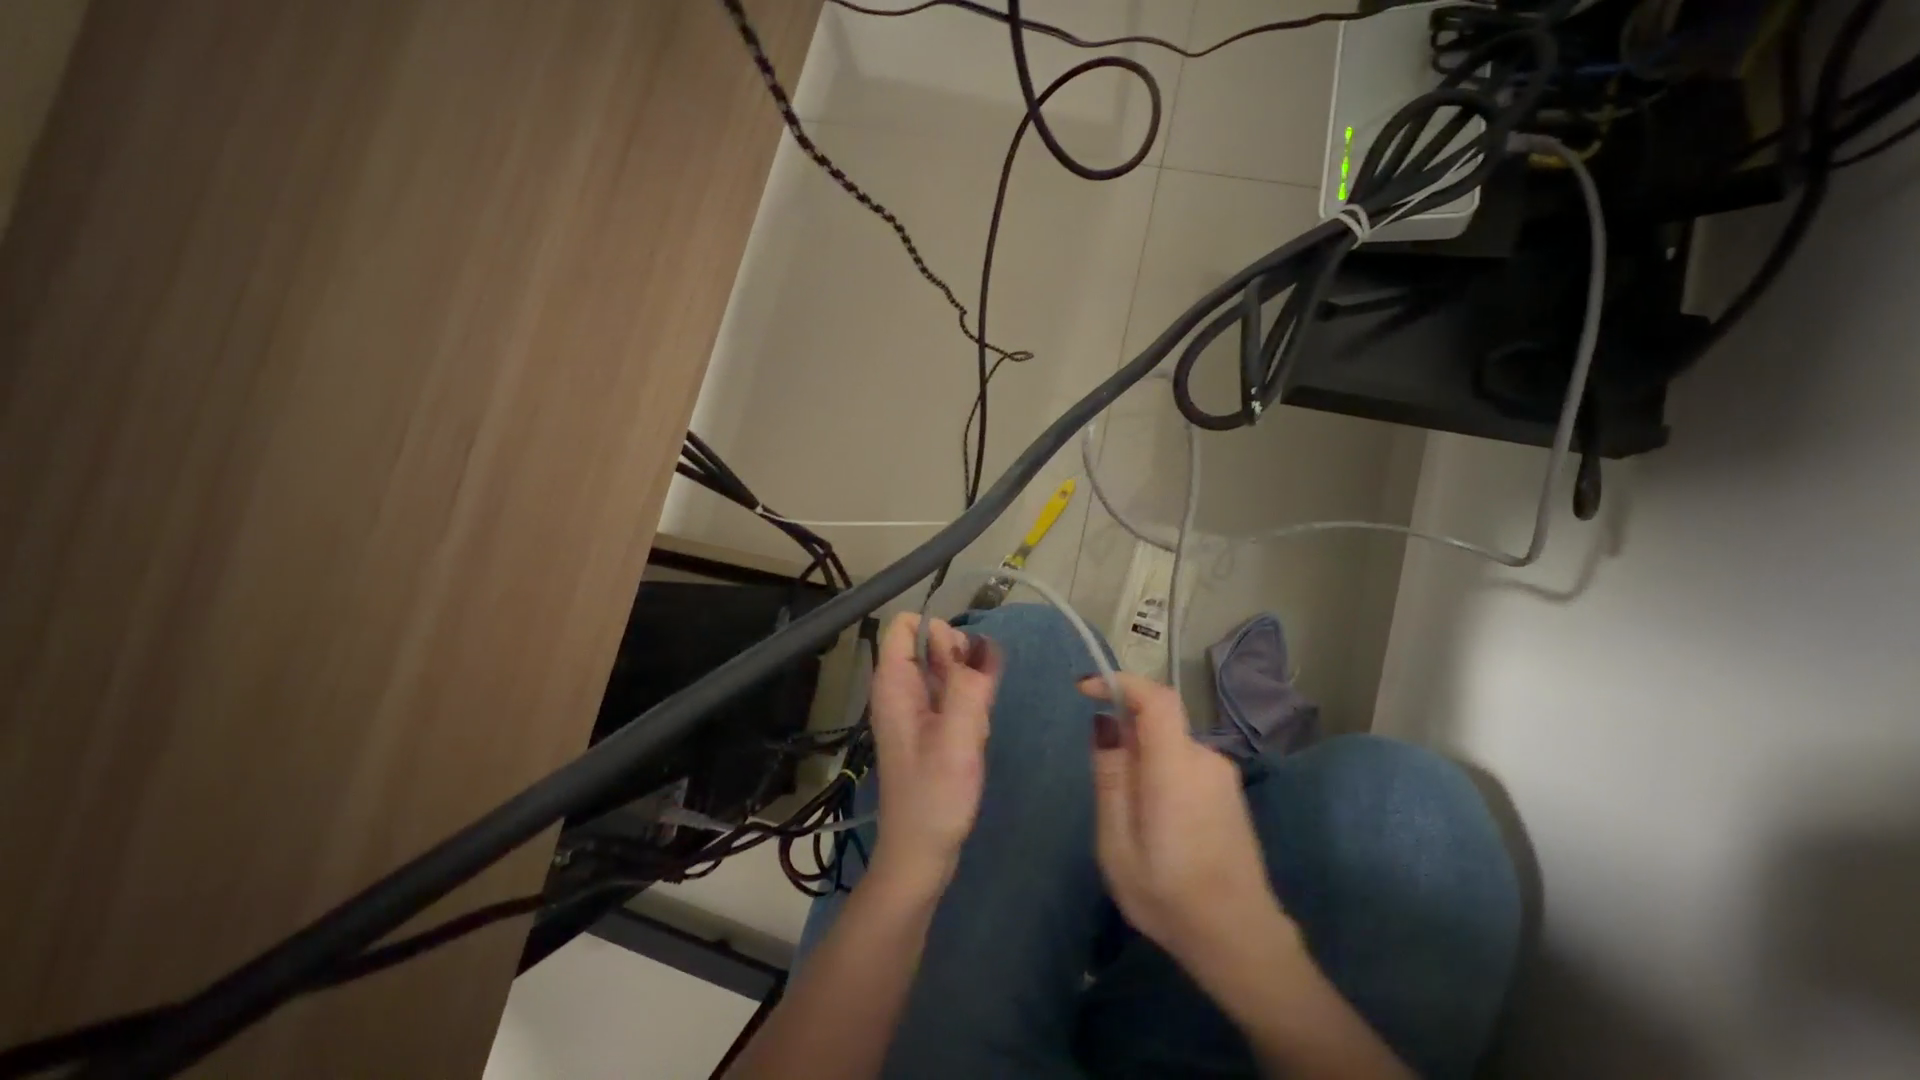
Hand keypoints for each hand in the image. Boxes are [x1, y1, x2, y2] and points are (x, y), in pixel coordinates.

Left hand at [865, 613, 999, 896]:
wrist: (920, 854)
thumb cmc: (935, 796)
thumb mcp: (959, 736)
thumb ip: (969, 684)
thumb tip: (983, 643)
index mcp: (893, 684)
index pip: (906, 625)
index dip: (938, 632)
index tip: (962, 664)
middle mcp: (898, 690)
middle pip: (930, 644)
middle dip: (961, 663)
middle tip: (972, 703)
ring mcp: (913, 710)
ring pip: (946, 672)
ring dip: (969, 689)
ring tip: (973, 728)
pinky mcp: (928, 729)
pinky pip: (953, 698)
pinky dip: (969, 709)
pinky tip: (975, 738)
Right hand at [1081, 672, 1299, 978]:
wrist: (1238, 937)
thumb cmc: (1168, 894)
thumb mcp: (1118, 843)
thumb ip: (1111, 778)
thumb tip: (1105, 725)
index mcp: (1177, 767)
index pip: (1156, 698)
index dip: (1121, 682)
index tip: (1085, 689)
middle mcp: (1206, 760)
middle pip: (1160, 722)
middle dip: (1124, 735)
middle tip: (1101, 785)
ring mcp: (1223, 777)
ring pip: (1171, 747)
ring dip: (1143, 761)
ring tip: (1127, 818)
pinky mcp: (1230, 795)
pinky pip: (1186, 766)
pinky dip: (1162, 775)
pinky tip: (1155, 825)